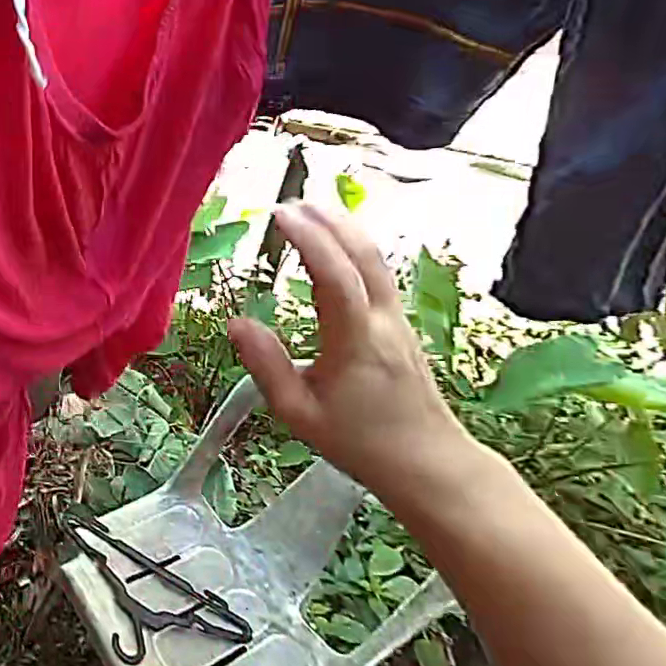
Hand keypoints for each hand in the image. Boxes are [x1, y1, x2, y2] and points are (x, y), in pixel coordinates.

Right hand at [228, 203, 478, 499]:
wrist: (428, 462)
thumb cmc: (358, 441)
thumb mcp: (298, 412)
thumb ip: (265, 365)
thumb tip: (237, 322)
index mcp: (355, 342)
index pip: (334, 277)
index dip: (309, 240)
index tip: (280, 214)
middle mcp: (382, 321)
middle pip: (362, 255)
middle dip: (328, 221)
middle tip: (291, 202)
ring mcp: (398, 320)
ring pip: (375, 260)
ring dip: (344, 228)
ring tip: (313, 209)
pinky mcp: (401, 324)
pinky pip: (378, 273)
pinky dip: (355, 247)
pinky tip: (338, 244)